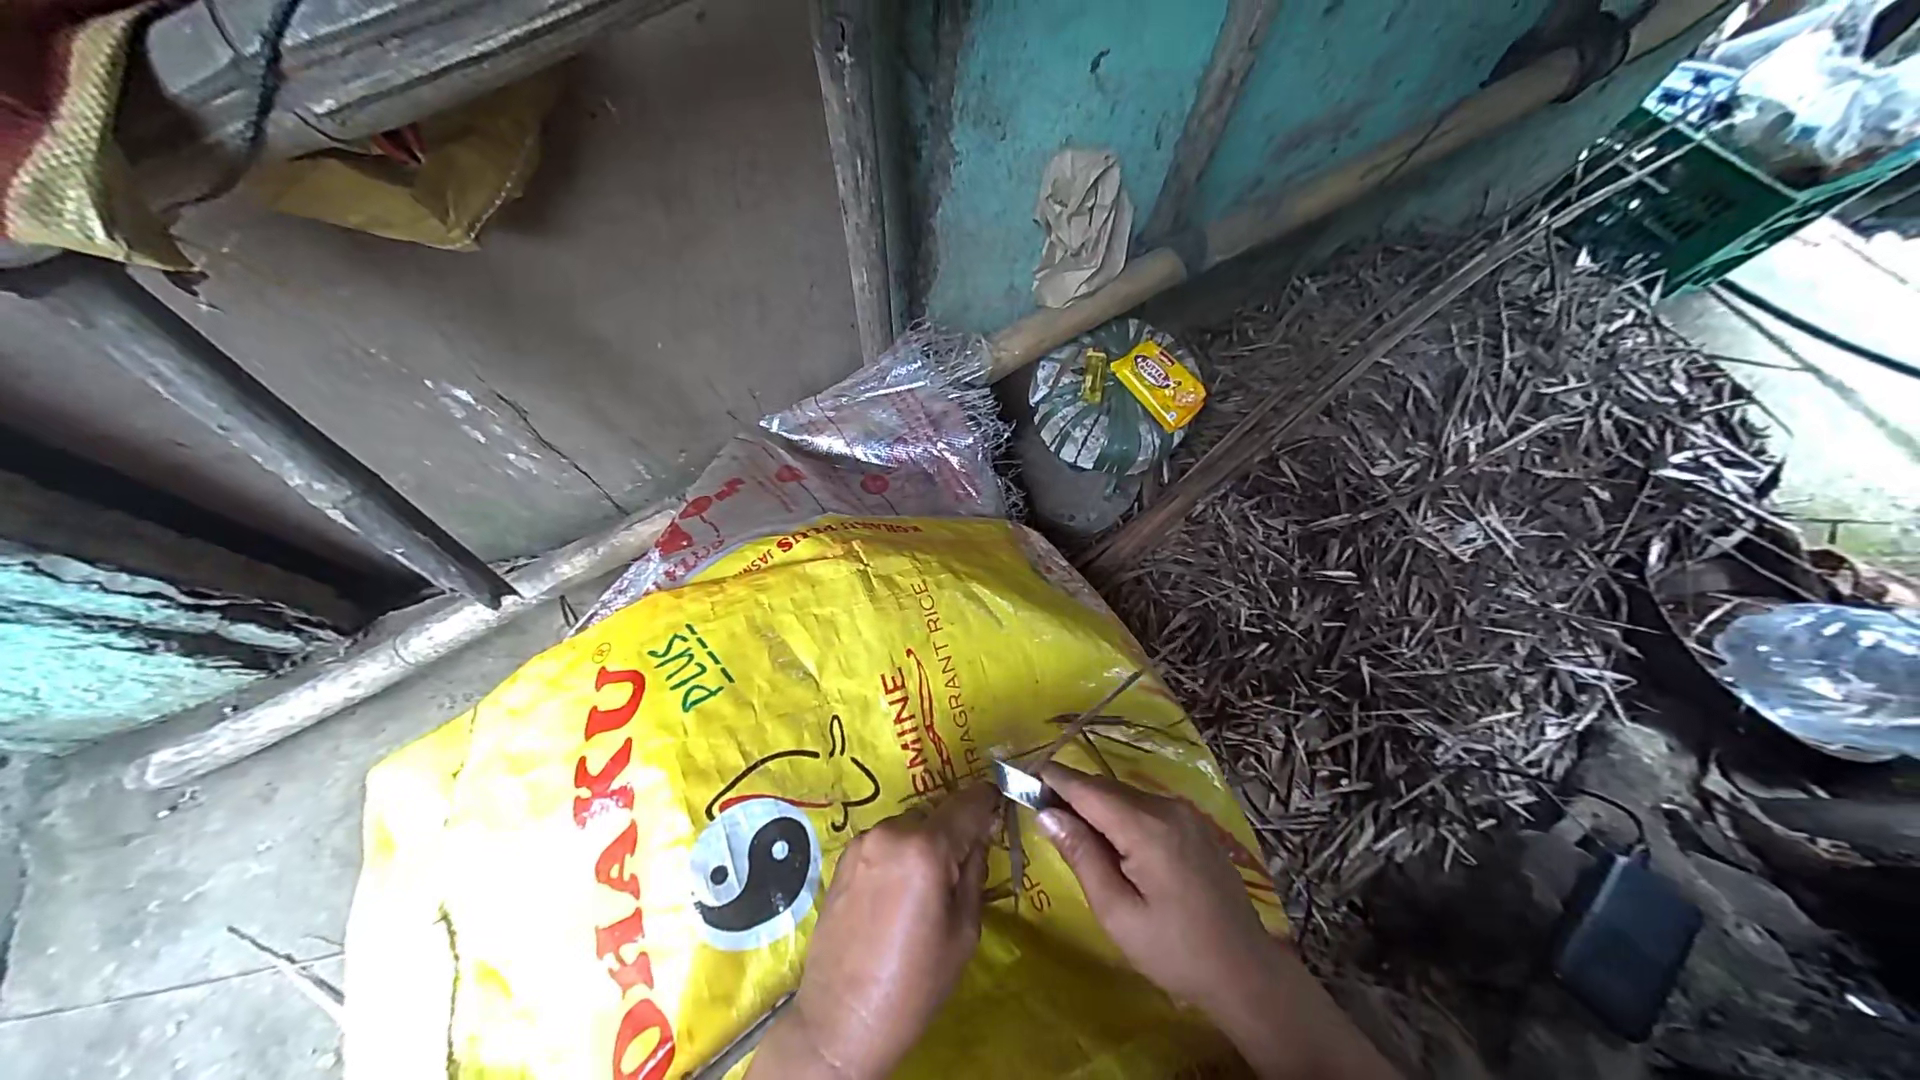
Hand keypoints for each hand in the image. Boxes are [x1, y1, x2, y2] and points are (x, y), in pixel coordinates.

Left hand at [746, 783, 997, 1079]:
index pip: (968, 803)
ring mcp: (862, 843)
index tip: (999, 808)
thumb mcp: (964, 931)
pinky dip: (899, 855)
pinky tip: (896, 895)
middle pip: (937, 815)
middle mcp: (891, 832)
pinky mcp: (843, 859)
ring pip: (910, 828)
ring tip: (924, 891)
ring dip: (924, 844)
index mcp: (925, 848)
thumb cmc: (914, 983)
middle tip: (961, 871)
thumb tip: (980, 836)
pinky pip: (885, 843)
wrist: (841, 1021)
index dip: (988, 801)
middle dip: (954, 834)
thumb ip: (974, 872)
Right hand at [1037, 764, 1398, 1079]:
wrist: (1246, 971)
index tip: (1023, 775)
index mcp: (1147, 828)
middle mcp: (1167, 808)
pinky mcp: (1193, 825)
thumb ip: (1082, 856)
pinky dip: (1119, 813)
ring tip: (1068, 825)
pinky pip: (1145, 806)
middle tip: (1038, 806)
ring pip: (1125, 795)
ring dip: (1095, 804)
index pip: (1088, 789)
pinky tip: (1109, 838)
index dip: (1054, 778)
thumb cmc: (1175, 951)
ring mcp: (1184, 814)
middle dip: (1071, 792)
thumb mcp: (1117, 912)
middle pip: (1106, 788)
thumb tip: (1047, 813)